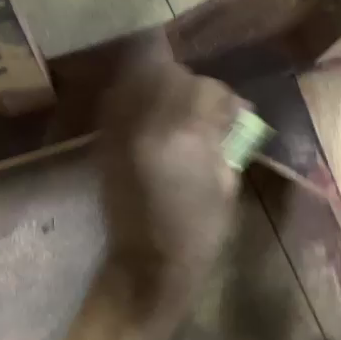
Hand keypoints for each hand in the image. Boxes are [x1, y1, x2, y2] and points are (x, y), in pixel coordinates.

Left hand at [98, 59, 246, 308]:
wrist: (146, 264)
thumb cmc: (198, 230)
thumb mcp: (226, 182)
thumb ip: (224, 137)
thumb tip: (231, 111)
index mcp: (184, 134)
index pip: (205, 89)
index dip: (224, 98)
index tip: (235, 113)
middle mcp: (146, 121)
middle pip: (170, 75)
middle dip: (192, 86)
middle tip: (207, 107)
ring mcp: (120, 128)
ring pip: (140, 79)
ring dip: (162, 85)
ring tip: (178, 107)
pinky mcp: (105, 139)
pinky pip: (121, 101)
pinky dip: (139, 99)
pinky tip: (155, 116)